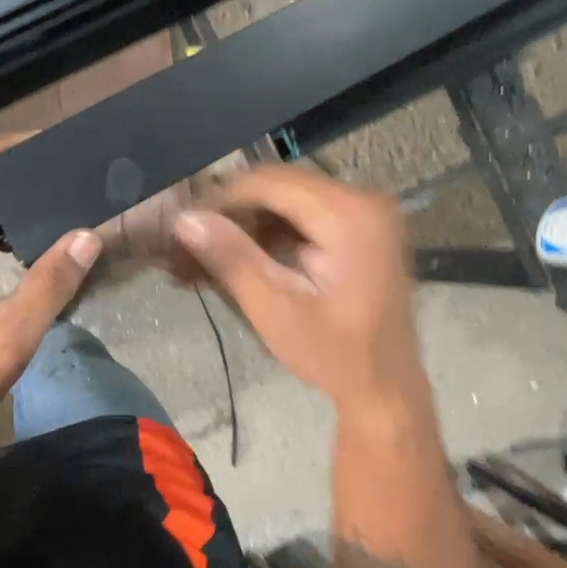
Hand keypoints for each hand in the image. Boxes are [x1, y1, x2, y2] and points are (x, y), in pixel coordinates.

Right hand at [171, 166, 425, 412]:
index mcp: (348, 214)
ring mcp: (364, 213)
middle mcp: (362, 200)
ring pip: (284, 200)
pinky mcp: (358, 228)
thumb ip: (231, 256)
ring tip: (204, 259)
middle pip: (276, 187)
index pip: (267, 182)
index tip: (182, 231)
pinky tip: (237, 260)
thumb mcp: (273, 307)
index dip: (218, 201)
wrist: (384, 385)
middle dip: (229, 215)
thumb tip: (184, 219)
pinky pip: (301, 216)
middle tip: (187, 250)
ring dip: (244, 225)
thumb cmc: (332, 353)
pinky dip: (267, 234)